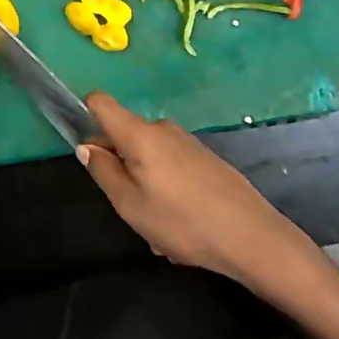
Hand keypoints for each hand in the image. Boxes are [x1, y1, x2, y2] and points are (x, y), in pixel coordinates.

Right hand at [77, 92, 319, 288]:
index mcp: (139, 134)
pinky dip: (167, 190)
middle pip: (126, 136)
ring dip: (145, 185)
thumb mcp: (129, 204)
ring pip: (149, 157)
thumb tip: (88, 146)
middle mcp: (163, 129)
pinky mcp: (206, 158)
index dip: (87, 116)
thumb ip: (103, 171)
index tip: (89, 150)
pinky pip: (171, 167)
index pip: (101, 103)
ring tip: (159, 228)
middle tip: (131, 208)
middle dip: (120, 167)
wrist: (251, 236)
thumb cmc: (181, 221)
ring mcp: (187, 142)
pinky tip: (182, 225)